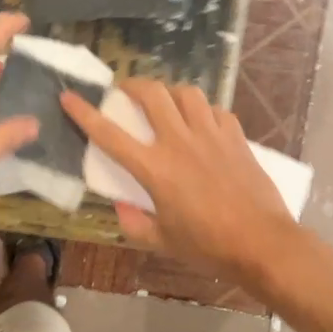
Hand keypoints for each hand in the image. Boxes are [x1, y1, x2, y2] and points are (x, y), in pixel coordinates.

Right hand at [61, 78, 299, 281]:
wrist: (263, 244)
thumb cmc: (209, 247)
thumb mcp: (162, 242)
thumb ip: (134, 222)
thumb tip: (120, 205)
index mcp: (155, 169)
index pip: (110, 135)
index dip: (84, 113)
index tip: (69, 97)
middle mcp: (179, 142)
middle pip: (152, 94)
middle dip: (133, 84)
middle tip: (125, 90)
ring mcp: (210, 136)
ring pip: (186, 93)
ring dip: (170, 92)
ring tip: (166, 102)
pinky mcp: (236, 137)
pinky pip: (216, 110)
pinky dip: (204, 110)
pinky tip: (202, 122)